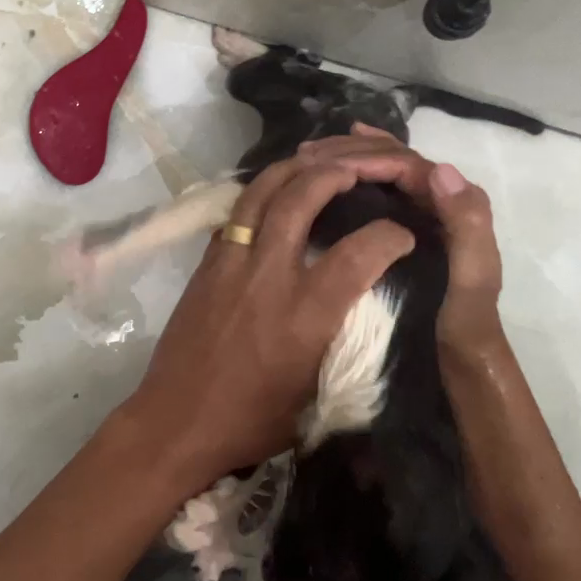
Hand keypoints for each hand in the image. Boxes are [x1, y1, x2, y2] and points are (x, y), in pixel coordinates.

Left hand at [115, 154, 416, 488]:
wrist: (177, 420)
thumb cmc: (252, 421)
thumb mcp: (317, 392)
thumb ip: (345, 342)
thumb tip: (369, 310)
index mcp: (305, 314)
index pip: (360, 251)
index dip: (390, 235)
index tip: (403, 234)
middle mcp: (267, 275)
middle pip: (302, 198)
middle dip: (337, 171)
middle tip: (361, 166)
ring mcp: (230, 263)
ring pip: (261, 193)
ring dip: (293, 168)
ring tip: (319, 159)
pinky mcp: (205, 264)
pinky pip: (236, 213)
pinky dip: (260, 193)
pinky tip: (276, 192)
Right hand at [296, 125, 506, 354]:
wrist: (464, 361)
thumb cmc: (464, 323)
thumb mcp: (472, 278)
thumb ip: (466, 224)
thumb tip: (438, 168)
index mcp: (457, 203)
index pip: (406, 164)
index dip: (364, 159)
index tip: (321, 165)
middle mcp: (442, 198)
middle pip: (394, 158)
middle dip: (351, 149)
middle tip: (306, 154)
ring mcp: (423, 211)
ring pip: (384, 167)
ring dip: (348, 155)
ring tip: (309, 157)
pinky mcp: (407, 225)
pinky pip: (379, 186)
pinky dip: (355, 170)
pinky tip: (331, 170)